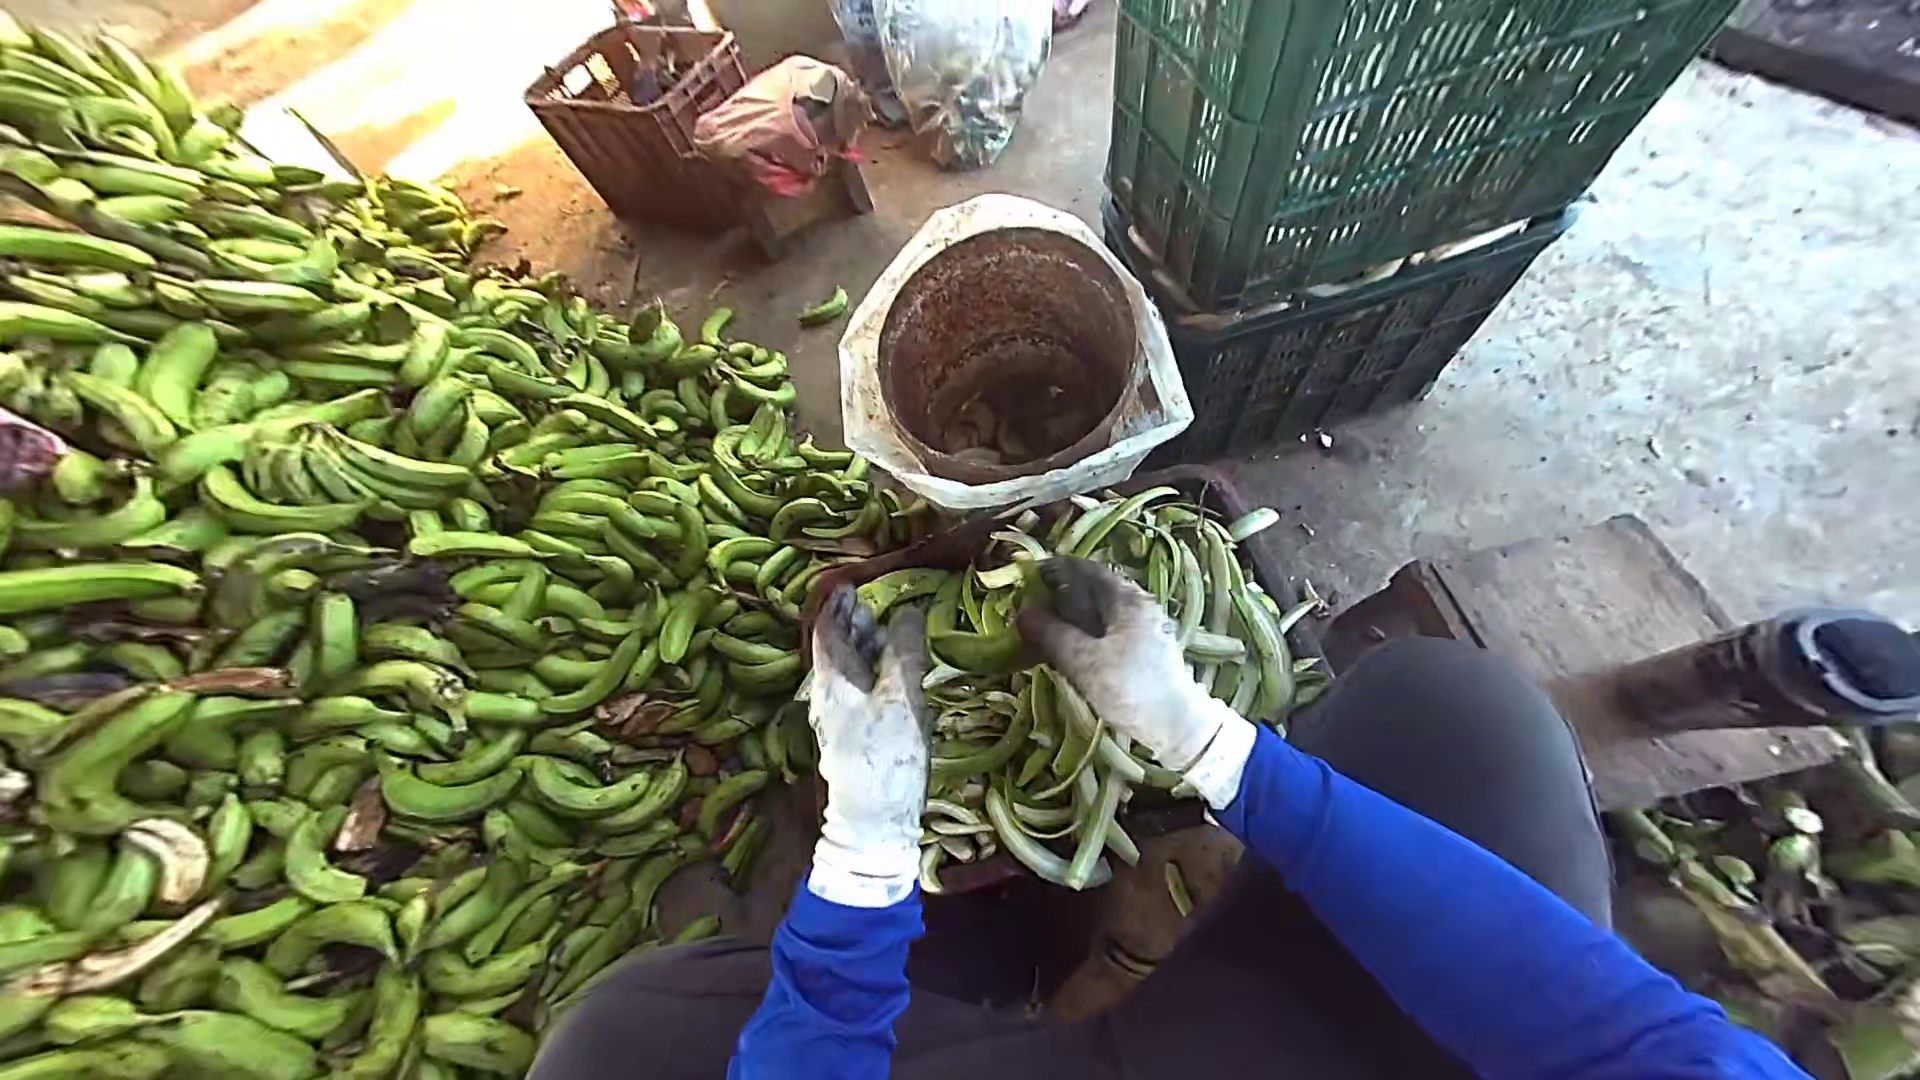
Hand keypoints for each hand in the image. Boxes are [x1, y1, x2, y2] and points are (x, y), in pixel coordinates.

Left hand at [807, 586, 928, 907]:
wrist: (875, 822)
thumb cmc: (884, 757)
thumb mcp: (899, 698)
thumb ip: (904, 652)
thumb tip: (910, 610)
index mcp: (831, 682)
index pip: (827, 631)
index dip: (837, 605)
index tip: (849, 584)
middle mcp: (831, 695)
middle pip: (838, 648)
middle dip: (853, 621)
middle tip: (873, 599)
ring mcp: (844, 715)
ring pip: (852, 668)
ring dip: (866, 643)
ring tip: (886, 624)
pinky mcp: (861, 731)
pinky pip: (865, 687)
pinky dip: (878, 667)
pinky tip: (896, 666)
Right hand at [1016, 558, 1255, 807]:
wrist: (1178, 727)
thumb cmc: (1130, 688)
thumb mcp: (1083, 662)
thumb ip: (1050, 634)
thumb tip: (1020, 613)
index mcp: (1125, 598)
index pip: (1083, 568)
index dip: (1052, 569)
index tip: (1025, 579)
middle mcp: (1136, 604)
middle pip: (1090, 588)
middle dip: (1057, 595)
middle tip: (1027, 607)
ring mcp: (1141, 626)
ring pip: (1096, 611)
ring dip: (1068, 616)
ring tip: (1040, 630)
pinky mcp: (1141, 648)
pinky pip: (1105, 630)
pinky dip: (1082, 633)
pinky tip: (1065, 649)